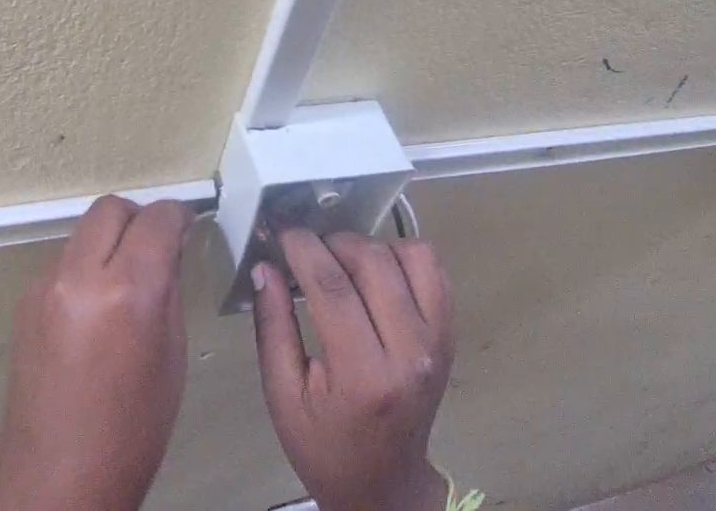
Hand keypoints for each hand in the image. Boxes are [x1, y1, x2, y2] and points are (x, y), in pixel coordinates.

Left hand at [0, 196, 195, 510]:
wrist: (57, 478)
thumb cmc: (132, 429)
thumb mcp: (171, 356)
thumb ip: (168, 290)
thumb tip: (168, 250)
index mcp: (128, 292)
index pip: (158, 219)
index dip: (179, 216)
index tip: (188, 226)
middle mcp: (80, 275)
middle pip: (111, 208)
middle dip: (140, 218)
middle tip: (157, 247)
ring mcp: (45, 285)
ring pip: (84, 231)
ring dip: (110, 241)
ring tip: (125, 283)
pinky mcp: (24, 300)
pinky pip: (64, 261)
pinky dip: (86, 267)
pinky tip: (95, 310)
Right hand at [252, 230, 455, 510]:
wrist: (385, 482)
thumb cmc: (324, 444)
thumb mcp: (282, 395)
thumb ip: (273, 326)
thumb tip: (265, 266)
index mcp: (364, 375)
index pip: (333, 287)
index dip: (303, 248)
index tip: (282, 231)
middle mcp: (410, 352)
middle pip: (373, 262)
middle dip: (332, 241)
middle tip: (306, 250)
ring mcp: (438, 340)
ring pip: (410, 255)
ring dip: (369, 247)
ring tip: (341, 264)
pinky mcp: (449, 332)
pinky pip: (433, 268)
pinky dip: (402, 256)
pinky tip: (375, 273)